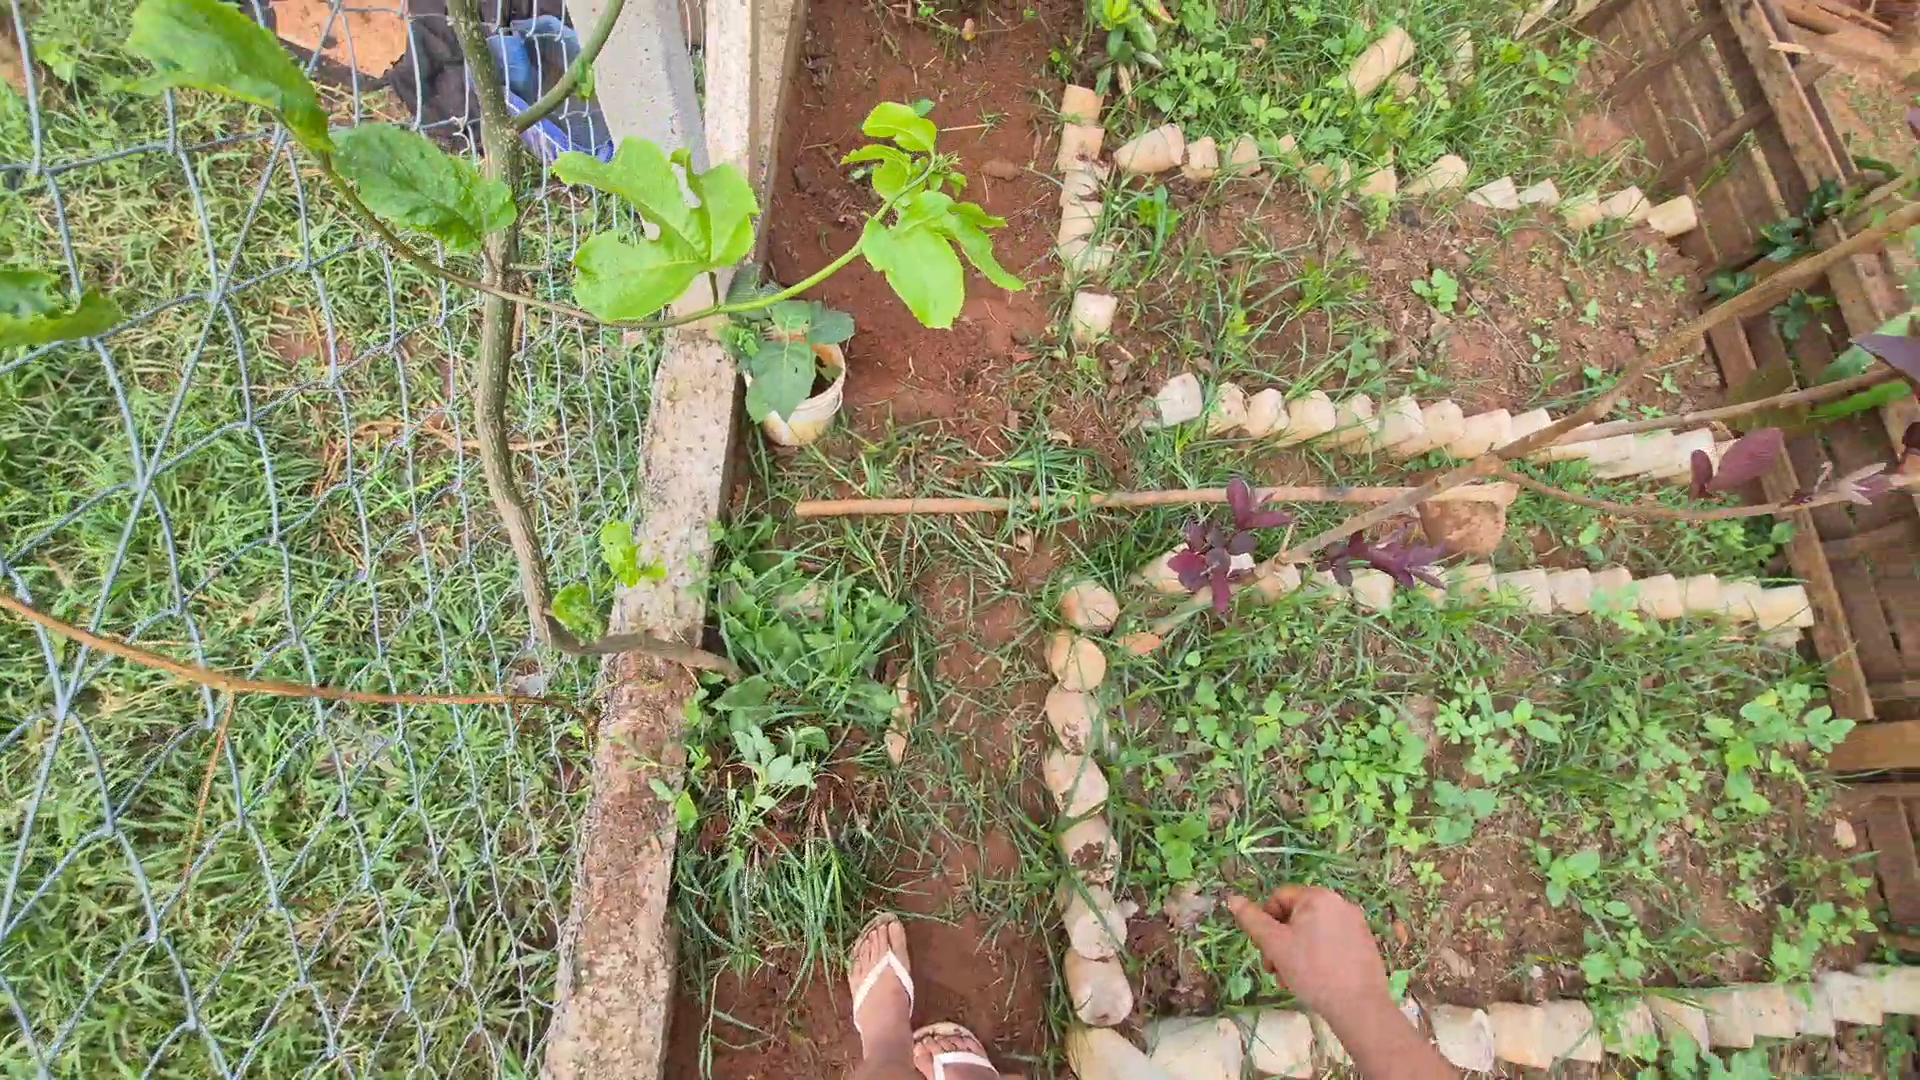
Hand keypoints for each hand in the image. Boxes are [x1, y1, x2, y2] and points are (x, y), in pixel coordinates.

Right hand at [1226, 885, 1388, 1020]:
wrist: (1360, 1010)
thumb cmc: (1312, 971)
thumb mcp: (1274, 944)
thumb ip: (1251, 919)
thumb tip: (1232, 898)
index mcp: (1317, 896)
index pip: (1279, 898)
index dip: (1266, 922)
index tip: (1265, 948)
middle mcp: (1339, 903)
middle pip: (1296, 916)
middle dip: (1281, 941)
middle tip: (1275, 967)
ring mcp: (1356, 924)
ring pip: (1313, 931)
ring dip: (1296, 950)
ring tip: (1292, 978)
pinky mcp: (1366, 944)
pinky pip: (1332, 941)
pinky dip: (1318, 955)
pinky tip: (1315, 979)